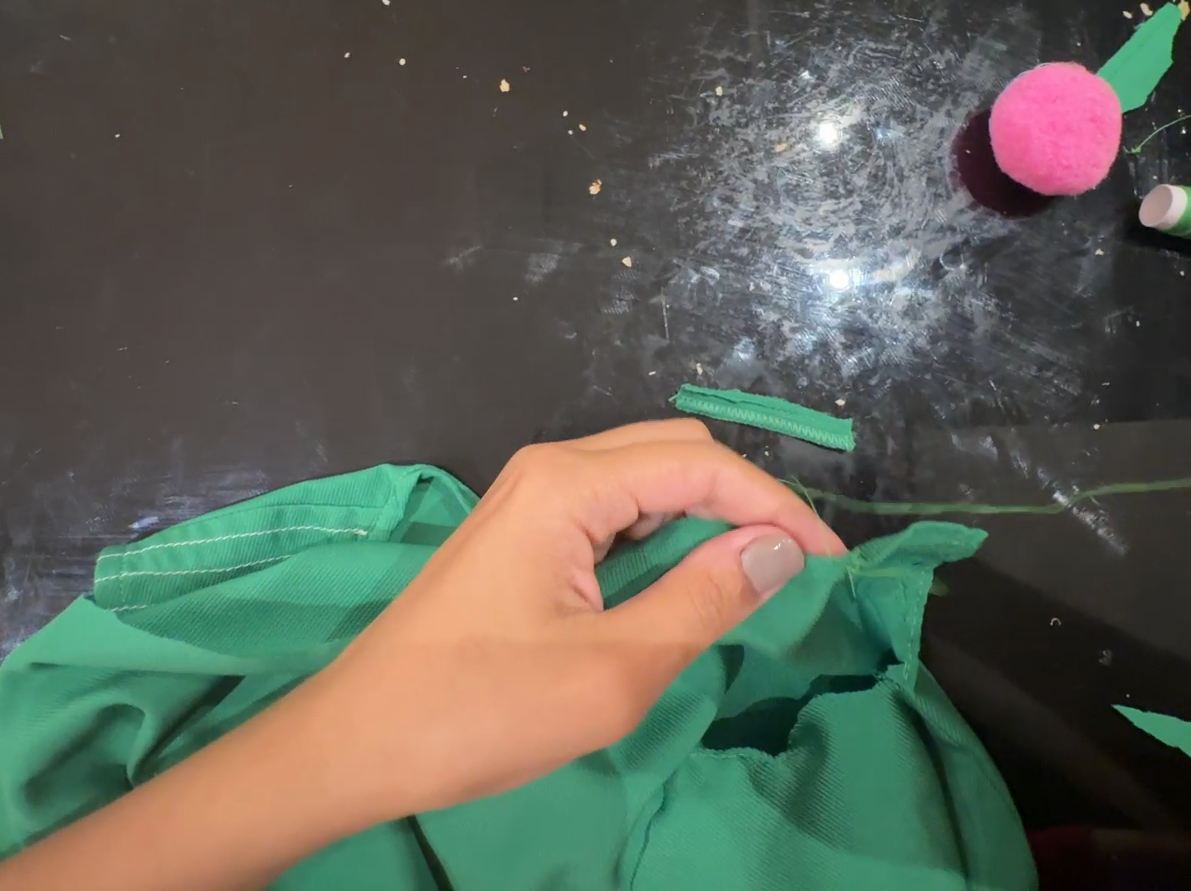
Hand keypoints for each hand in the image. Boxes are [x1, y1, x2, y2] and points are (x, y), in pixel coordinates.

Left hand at [288, 418, 846, 816]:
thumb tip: (778, 549)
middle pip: (674, 451)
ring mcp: (532, 493)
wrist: (361, 738)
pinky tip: (682, 571)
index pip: (701, 466)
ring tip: (750, 571)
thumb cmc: (480, 708)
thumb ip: (703, 599)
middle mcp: (552, 466)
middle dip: (742, 497)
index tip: (829, 562)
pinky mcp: (525, 526)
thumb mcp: (611, 669)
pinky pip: (613, 506)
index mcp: (569, 482)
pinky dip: (663, 530)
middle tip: (792, 566)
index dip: (775, 506)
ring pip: (645, 474)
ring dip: (704, 512)